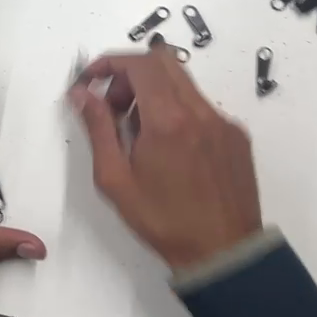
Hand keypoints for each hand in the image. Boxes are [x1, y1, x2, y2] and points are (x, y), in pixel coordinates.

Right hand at [67, 51, 261, 271]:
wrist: (224, 254)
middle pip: (162, 63)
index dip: (110, 63)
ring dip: (152, 92)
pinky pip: (200, 105)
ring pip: (182, 83)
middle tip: (112, 105)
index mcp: (168, 120)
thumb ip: (97, 127)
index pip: (139, 64)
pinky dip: (175, 110)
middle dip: (129, 74)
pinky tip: (168, 148)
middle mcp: (201, 112)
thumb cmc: (162, 219)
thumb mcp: (114, 177)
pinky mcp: (236, 136)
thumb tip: (80, 93)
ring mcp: (223, 123)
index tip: (91, 79)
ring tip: (137, 132)